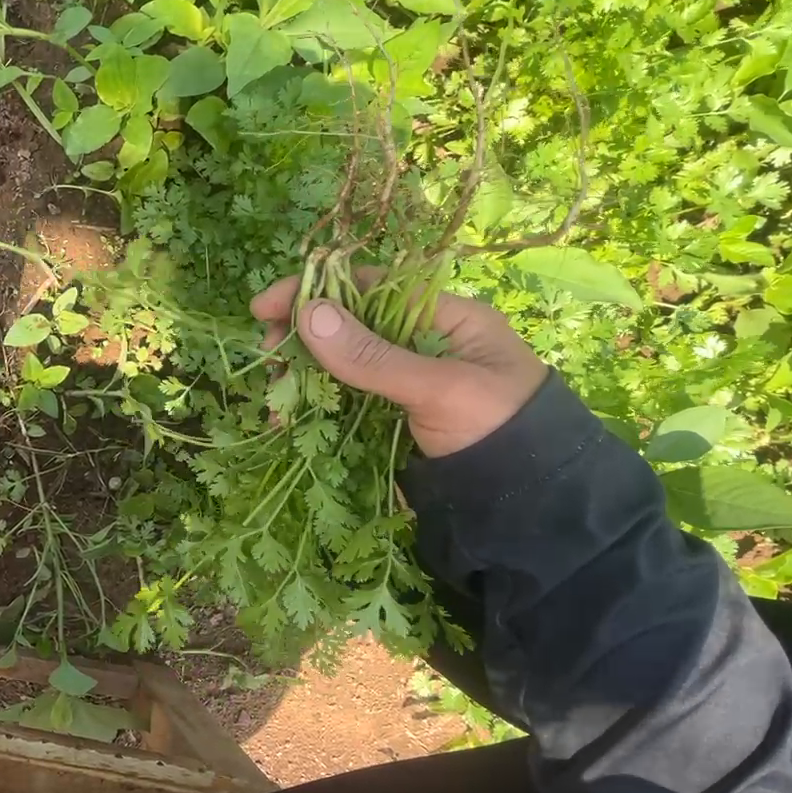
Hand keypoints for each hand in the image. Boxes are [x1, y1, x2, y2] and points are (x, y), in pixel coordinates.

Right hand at [250, 276, 547, 457]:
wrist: (526, 506)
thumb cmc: (499, 433)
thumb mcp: (439, 389)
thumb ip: (373, 355)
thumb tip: (308, 314)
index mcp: (445, 319)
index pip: (369, 287)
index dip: (315, 291)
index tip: (265, 307)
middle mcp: (419, 342)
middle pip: (345, 323)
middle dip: (301, 336)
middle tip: (267, 355)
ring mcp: (401, 379)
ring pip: (336, 362)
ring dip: (300, 373)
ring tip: (275, 396)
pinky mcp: (386, 412)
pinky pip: (339, 396)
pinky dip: (311, 402)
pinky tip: (287, 417)